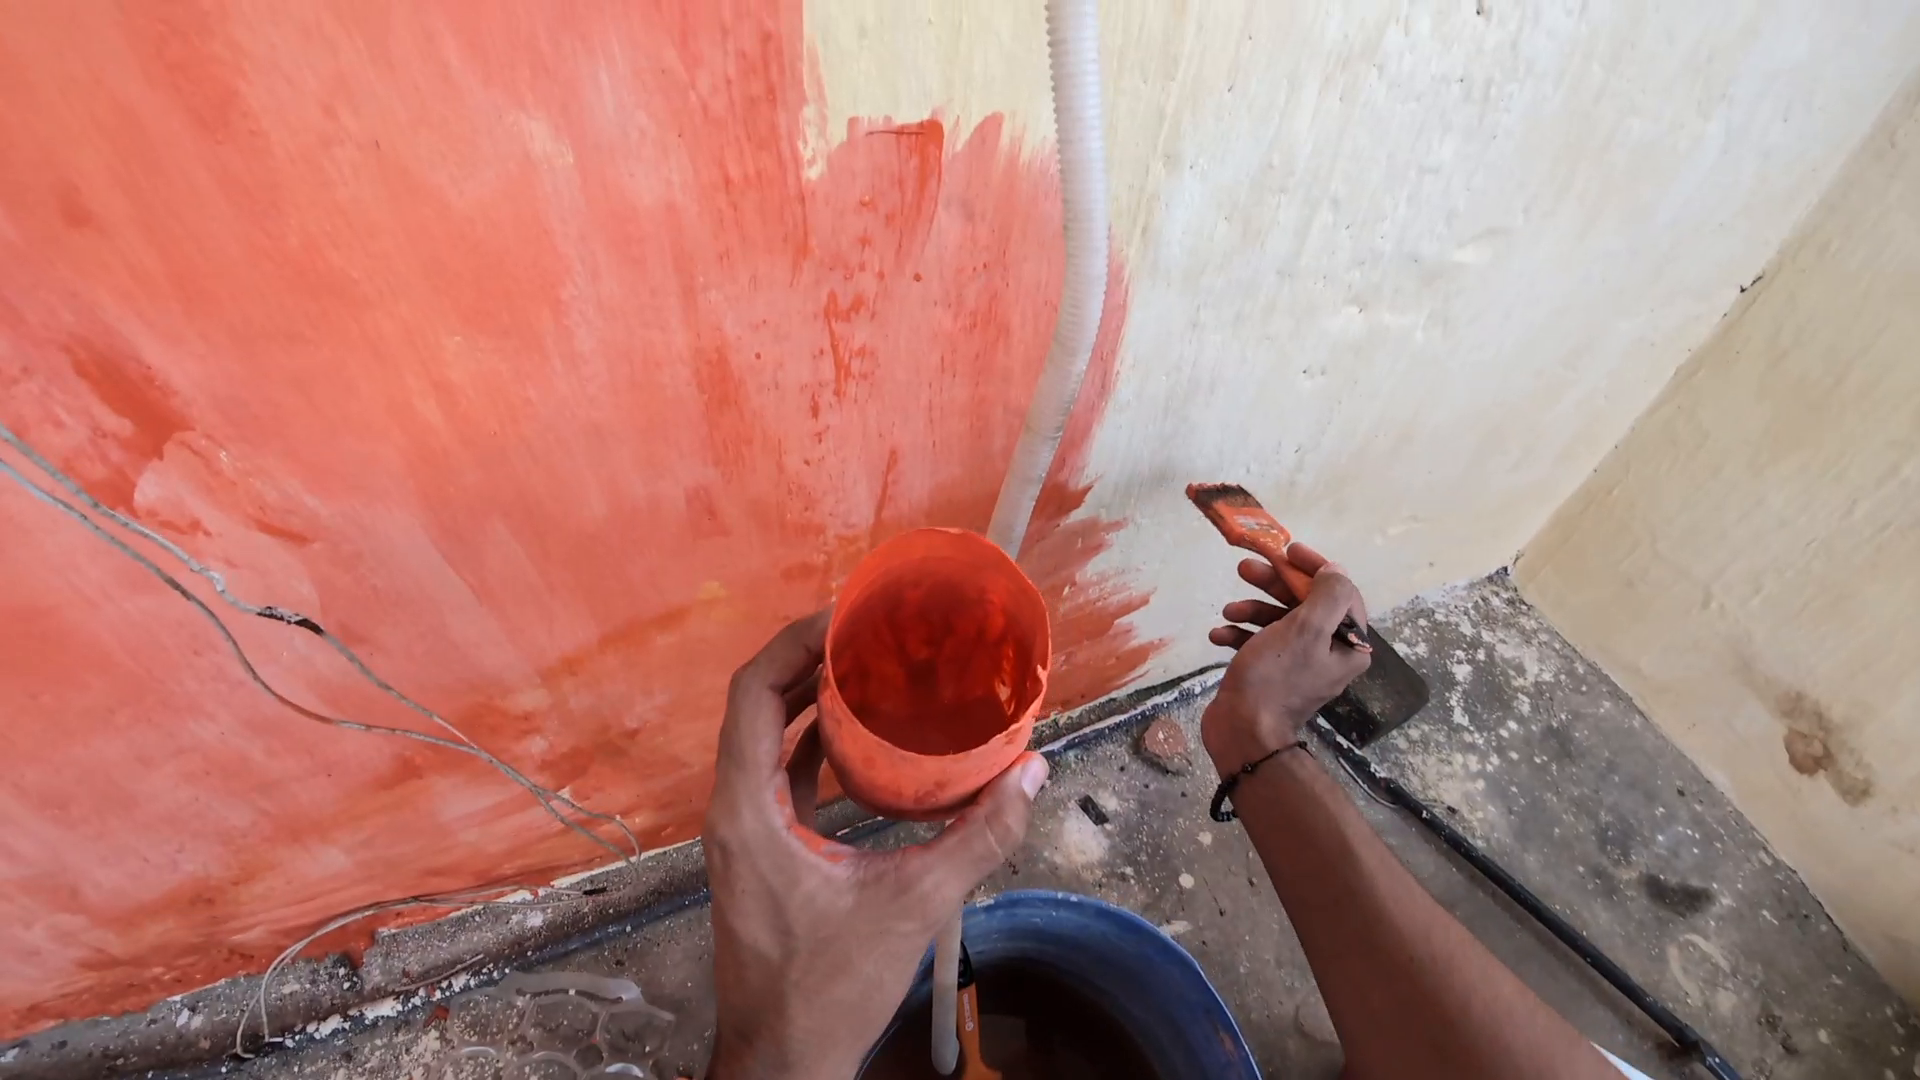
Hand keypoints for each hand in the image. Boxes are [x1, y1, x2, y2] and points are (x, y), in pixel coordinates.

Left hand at [704, 611, 1050, 1078]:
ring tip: (867, 662)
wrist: (783, 1062)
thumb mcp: (914, 905)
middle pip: (757, 702)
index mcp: (750, 808)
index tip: (847, 617)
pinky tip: (861, 728)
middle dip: (807, 656)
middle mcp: (734, 805)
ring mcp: (745, 825)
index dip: (794, 643)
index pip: (753, 694)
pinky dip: (813, 735)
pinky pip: (780, 766)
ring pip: (764, 732)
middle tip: (868, 629)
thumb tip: (1033, 772)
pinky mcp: (763, 842)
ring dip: (808, 692)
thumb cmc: (832, 986)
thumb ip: (979, 838)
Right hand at [1201, 544, 1370, 772]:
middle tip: (1244, 568)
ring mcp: (1297, 663)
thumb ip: (1327, 595)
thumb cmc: (1275, 677)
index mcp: (1347, 645)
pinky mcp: (1269, 672)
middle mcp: (1327, 653)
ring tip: (1227, 611)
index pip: (1339, 593)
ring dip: (1250, 609)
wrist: (1243, 729)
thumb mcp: (1306, 629)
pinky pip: (1257, 642)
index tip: (1287, 550)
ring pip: (1277, 620)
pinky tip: (1219, 635)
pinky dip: (1238, 634)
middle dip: (1273, 584)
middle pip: (1303, 603)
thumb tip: (1334, 571)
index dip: (1314, 568)